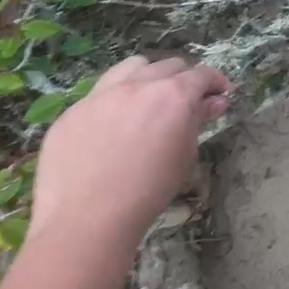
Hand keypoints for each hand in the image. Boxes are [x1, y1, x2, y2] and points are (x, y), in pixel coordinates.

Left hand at [30, 56, 231, 246]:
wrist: (86, 222)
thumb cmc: (148, 190)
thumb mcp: (185, 153)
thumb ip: (198, 120)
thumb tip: (215, 102)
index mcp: (174, 94)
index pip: (202, 74)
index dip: (215, 82)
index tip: (218, 94)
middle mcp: (139, 86)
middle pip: (169, 66)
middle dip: (182, 79)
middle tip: (183, 101)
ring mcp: (100, 97)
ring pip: (131, 68)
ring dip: (146, 76)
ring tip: (146, 99)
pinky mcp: (70, 114)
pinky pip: (98, 95)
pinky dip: (113, 101)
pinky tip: (110, 127)